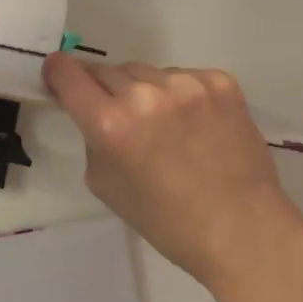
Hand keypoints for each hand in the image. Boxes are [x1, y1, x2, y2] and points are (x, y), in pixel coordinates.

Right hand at [44, 54, 302, 283]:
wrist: (244, 231)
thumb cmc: (166, 220)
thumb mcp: (104, 184)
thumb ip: (91, 137)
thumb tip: (91, 108)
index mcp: (110, 124)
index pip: (68, 73)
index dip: (58, 72)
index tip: (60, 77)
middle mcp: (144, 95)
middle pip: (105, 70)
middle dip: (104, 90)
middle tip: (120, 117)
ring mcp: (186, 85)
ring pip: (145, 72)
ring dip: (144, 90)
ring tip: (164, 125)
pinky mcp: (220, 83)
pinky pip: (183, 76)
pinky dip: (181, 94)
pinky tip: (195, 124)